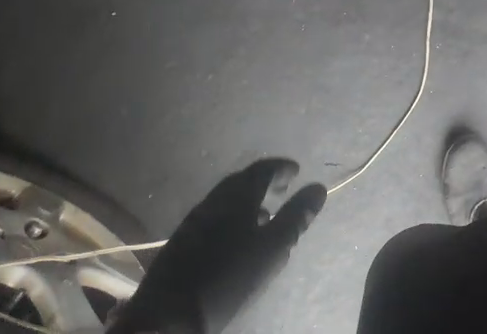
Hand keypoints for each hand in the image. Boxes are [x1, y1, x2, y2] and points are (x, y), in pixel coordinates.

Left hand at [107, 159, 324, 333]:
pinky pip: (212, 219)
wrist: (167, 318)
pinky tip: (235, 241)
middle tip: (282, 191)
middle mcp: (213, 202)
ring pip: (225, 201)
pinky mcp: (179, 245)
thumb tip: (318, 188)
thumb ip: (296, 217)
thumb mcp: (272, 249)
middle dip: (264, 183)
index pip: (263, 169)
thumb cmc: (228, 278)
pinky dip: (230, 219)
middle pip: (242, 182)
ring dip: (247, 203)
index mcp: (237, 197)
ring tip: (263, 218)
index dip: (282, 168)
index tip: (297, 172)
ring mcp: (192, 223)